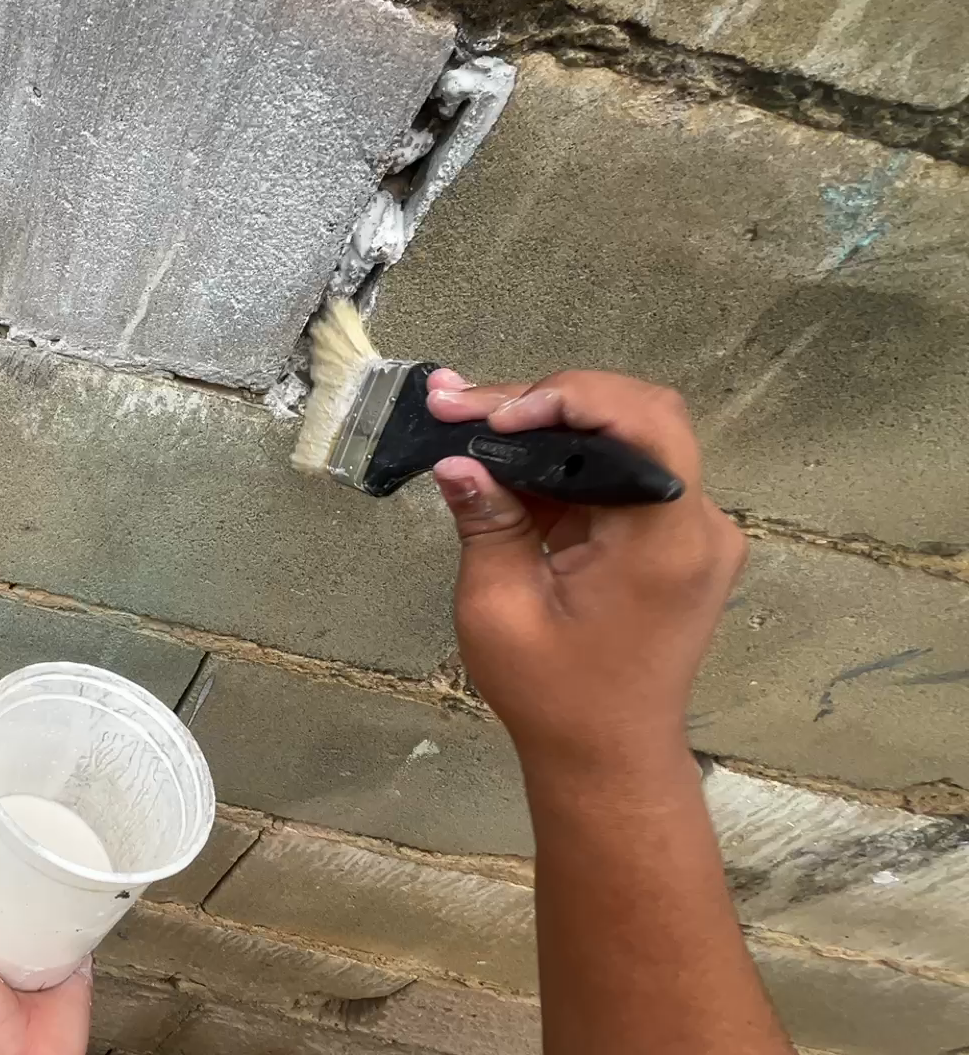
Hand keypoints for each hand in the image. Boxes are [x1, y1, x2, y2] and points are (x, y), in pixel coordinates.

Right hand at [423, 369, 747, 778]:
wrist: (603, 750)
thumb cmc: (549, 689)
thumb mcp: (497, 606)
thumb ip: (486, 524)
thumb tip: (455, 461)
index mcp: (662, 538)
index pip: (642, 421)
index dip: (565, 396)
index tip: (488, 418)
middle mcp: (693, 522)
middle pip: (630, 417)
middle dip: (538, 400)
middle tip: (453, 403)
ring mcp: (683, 529)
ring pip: (618, 440)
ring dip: (539, 426)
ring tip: (460, 418)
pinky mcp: (661, 540)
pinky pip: (610, 476)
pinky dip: (552, 461)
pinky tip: (495, 455)